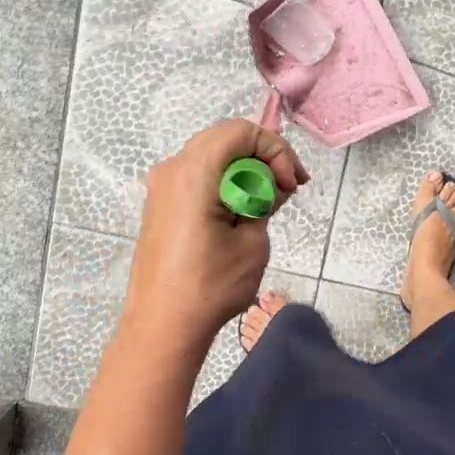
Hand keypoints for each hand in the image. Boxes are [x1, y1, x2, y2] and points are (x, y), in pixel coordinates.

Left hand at [120, 117, 308, 353]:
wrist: (165, 323)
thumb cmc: (212, 284)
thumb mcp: (253, 241)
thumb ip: (262, 201)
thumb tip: (265, 186)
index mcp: (193, 172)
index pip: (240, 132)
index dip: (275, 150)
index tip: (292, 185)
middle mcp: (172, 170)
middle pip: (225, 140)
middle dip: (264, 158)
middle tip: (289, 190)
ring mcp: (162, 188)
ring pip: (213, 159)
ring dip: (247, 173)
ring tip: (271, 204)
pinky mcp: (163, 206)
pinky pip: (200, 179)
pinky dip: (228, 185)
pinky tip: (245, 214)